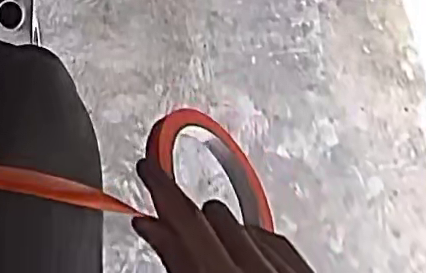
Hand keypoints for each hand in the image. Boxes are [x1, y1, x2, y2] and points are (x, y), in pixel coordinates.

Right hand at [133, 157, 313, 272]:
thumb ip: (176, 260)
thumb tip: (149, 224)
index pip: (186, 217)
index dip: (160, 185)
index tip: (146, 165)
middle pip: (214, 213)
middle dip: (193, 217)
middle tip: (178, 228)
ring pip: (245, 223)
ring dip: (226, 229)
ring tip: (217, 252)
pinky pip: (279, 242)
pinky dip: (258, 241)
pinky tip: (249, 253)